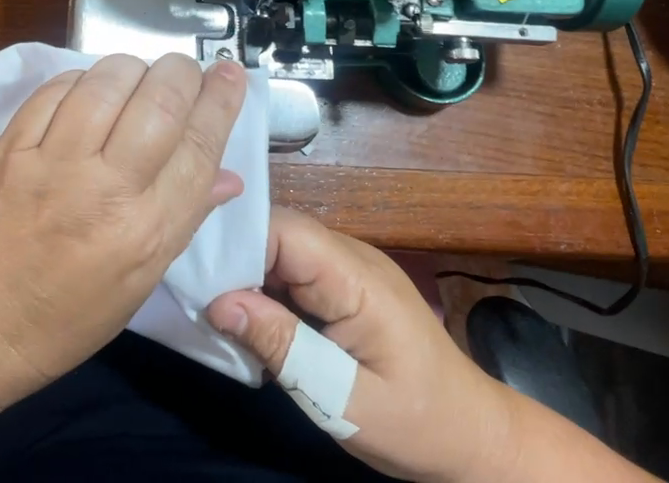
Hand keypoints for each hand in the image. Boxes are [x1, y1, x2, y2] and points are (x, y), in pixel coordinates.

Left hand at [0, 53, 247, 412]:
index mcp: (145, 234)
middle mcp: (103, 191)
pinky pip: (54, 91)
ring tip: (136, 78)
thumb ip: (182, 220)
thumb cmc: (61, 319)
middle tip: (184, 72)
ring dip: (131, 69)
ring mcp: (50, 164)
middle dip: (181, 73)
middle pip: (158, 103)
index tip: (230, 73)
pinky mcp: (9, 148)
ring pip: (106, 83)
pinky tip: (89, 90)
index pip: (199, 148)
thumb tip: (226, 174)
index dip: (221, 101)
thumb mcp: (137, 284)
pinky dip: (81, 80)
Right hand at [206, 208, 512, 482]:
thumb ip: (282, 345)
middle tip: (194, 292)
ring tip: (209, 302)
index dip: (236, 244)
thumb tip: (218, 302)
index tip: (197, 276)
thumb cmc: (416, 423)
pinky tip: (245, 314)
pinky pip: (293, 269)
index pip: (284, 231)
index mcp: (358, 278)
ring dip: (246, 274)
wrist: (475, 438)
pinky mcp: (344, 285)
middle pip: (277, 233)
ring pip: (280, 249)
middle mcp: (352, 257)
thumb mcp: (343, 397)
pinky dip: (264, 288)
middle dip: (233, 258)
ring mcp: (349, 268)